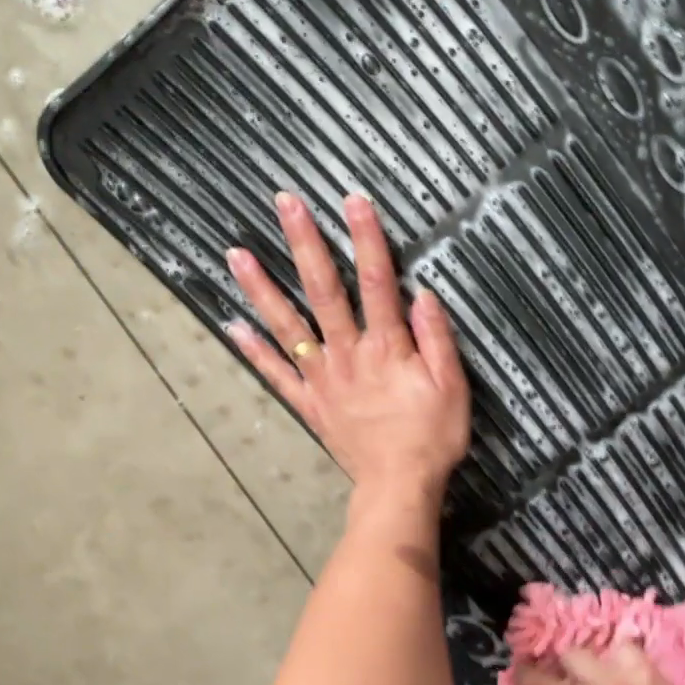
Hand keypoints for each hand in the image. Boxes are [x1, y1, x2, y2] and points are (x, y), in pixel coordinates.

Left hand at [225, 192, 470, 503]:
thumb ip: (437, 340)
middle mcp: (348, 353)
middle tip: (284, 203)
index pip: (378, 282)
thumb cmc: (433, 437)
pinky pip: (277, 375)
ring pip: (289, 325)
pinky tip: (232, 325)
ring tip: (235, 253)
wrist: (399, 484)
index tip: (353, 201)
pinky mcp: (310, 404)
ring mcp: (323, 378)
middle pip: (324, 291)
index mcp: (387, 347)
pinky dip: (254, 351)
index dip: (367, 239)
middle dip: (305, 244)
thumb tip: (422, 294)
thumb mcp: (452, 388)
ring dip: (262, 288)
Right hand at [501, 646, 684, 684]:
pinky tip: (615, 661)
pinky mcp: (637, 665)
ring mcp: (613, 680)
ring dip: (568, 659)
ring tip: (573, 662)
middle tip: (528, 669)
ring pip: (571, 653)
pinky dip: (612, 652)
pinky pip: (614, 646)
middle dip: (525, 674)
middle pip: (538, 680)